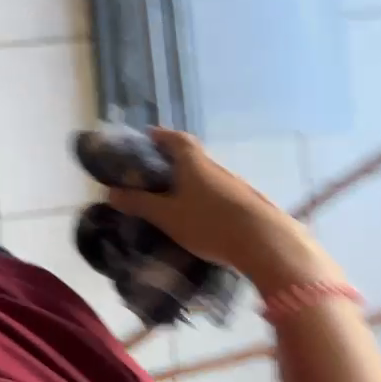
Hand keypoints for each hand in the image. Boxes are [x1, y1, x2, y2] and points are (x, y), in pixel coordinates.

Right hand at [105, 128, 344, 294]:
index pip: (176, 139)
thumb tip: (111, 192)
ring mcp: (237, 187)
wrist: (269, 246)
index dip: (161, 136)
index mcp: (194, 164)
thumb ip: (138, 203)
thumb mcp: (166, 216)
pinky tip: (200, 218)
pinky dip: (206, 199)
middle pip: (192, 158)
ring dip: (190, 182)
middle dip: (172, 162)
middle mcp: (216, 169)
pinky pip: (220, 195)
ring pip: (207, 178)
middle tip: (152, 174)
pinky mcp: (250, 205)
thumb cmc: (210, 224)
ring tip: (173, 199)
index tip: (147, 137)